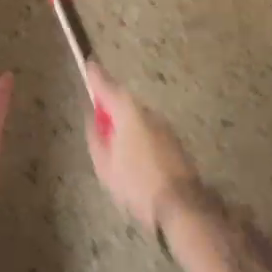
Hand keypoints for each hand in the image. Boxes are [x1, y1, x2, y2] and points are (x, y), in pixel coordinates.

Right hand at [85, 62, 199, 229]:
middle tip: (101, 129)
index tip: (89, 64)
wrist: (182, 206)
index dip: (95, 76)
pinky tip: (138, 163)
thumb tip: (92, 118)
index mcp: (127, 111)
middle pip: (124, 102)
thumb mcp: (104, 164)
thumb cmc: (137, 183)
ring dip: (127, 127)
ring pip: (139, 119)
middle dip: (112, 110)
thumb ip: (95, 136)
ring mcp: (165, 126)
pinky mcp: (176, 143)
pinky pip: (151, 133)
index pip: (106, 86)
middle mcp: (148, 111)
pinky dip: (141, 139)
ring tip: (120, 153)